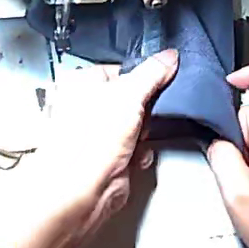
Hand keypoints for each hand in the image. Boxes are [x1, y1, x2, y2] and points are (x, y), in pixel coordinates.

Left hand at [0, 49, 177, 247]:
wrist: (80, 190)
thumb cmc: (86, 141)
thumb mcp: (128, 94)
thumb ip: (152, 73)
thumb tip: (168, 57)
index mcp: (79, 82)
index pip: (118, 69)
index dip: (141, 75)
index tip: (160, 78)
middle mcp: (84, 107)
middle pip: (130, 98)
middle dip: (144, 108)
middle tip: (145, 112)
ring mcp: (97, 134)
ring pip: (135, 125)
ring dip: (144, 132)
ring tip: (137, 137)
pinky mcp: (109, 158)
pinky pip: (136, 148)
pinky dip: (141, 152)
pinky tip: (134, 155)